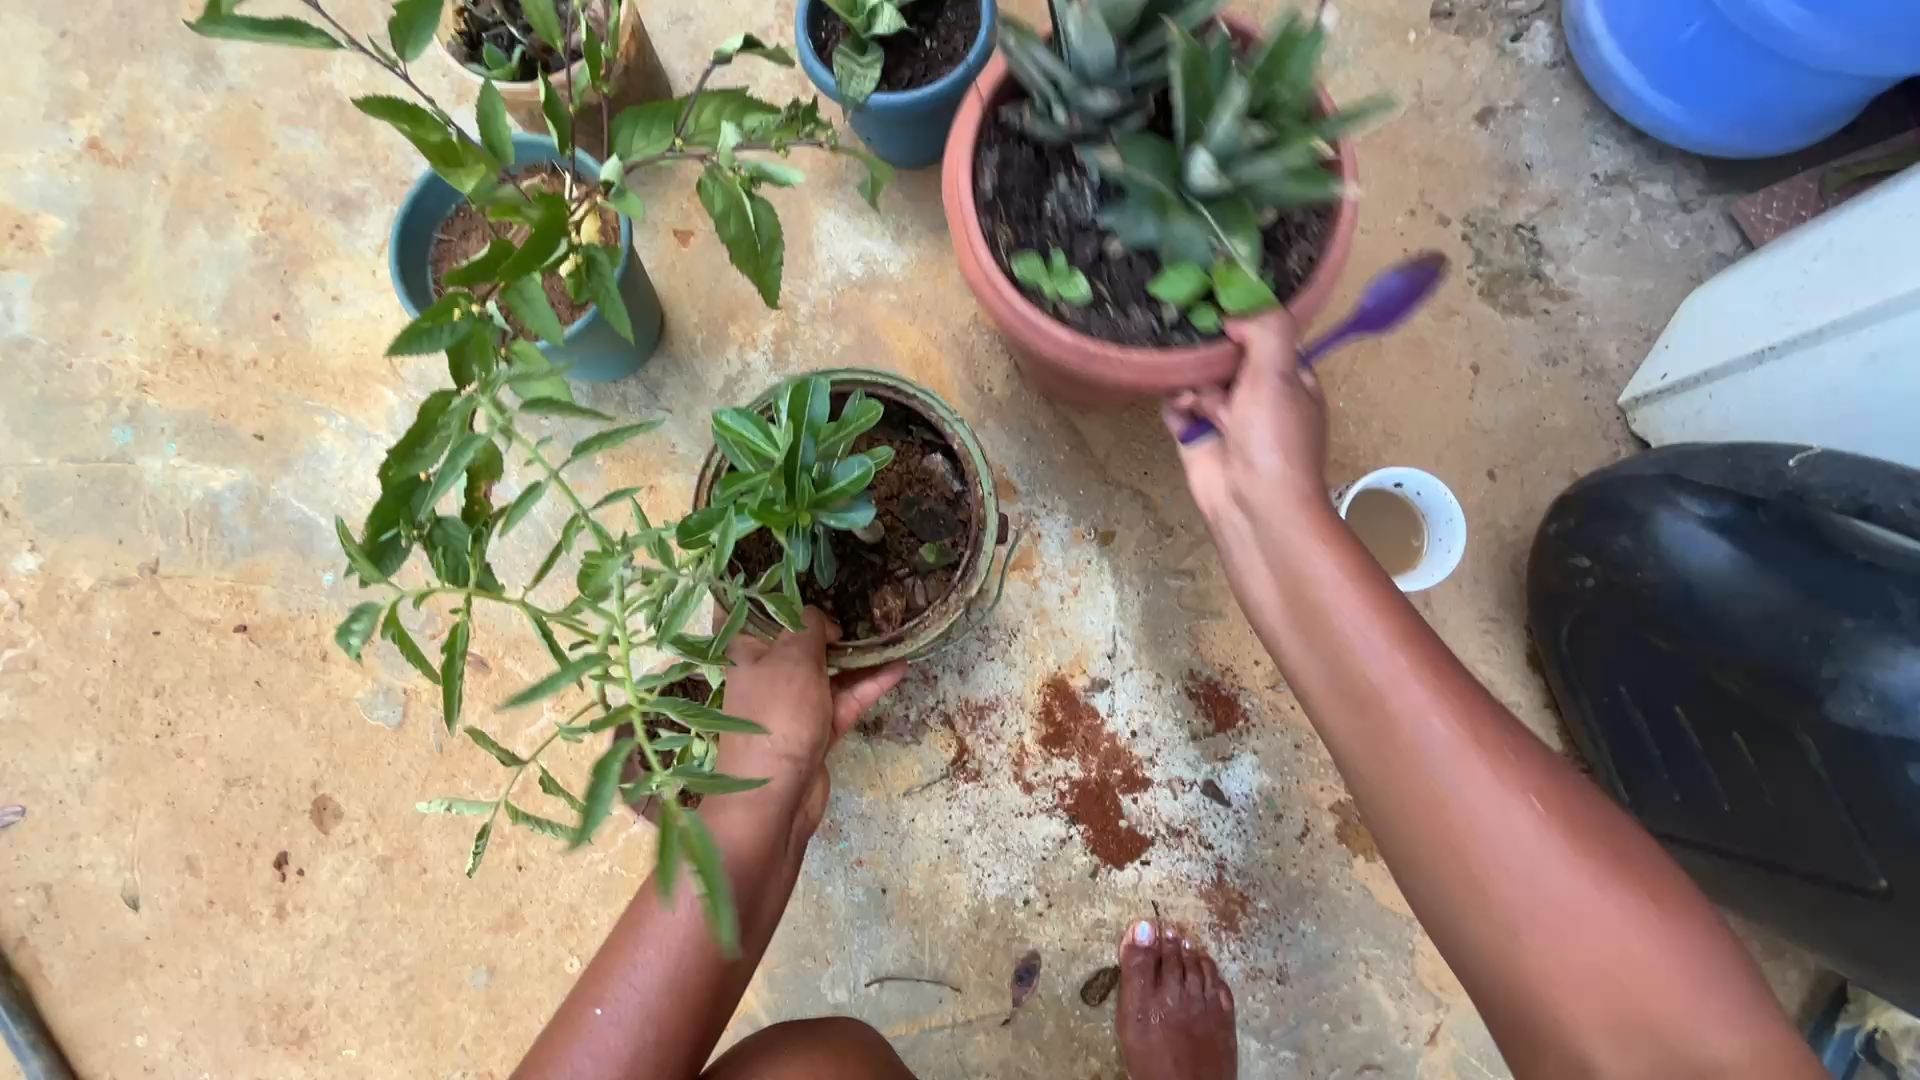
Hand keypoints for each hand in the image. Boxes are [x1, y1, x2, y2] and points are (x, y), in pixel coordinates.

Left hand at [713, 608, 906, 842]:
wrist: (775, 799)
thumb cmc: (776, 715)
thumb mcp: (793, 656)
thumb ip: (811, 626)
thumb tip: (826, 623)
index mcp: (744, 652)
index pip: (746, 611)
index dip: (765, 590)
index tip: (794, 571)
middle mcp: (766, 674)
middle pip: (796, 639)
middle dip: (824, 621)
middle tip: (858, 597)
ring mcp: (792, 704)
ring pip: (826, 670)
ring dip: (856, 654)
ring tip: (889, 631)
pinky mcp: (816, 731)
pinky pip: (845, 699)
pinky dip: (869, 684)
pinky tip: (899, 667)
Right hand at [1161, 310, 1329, 522]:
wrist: (1252, 504)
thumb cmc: (1274, 439)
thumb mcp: (1280, 374)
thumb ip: (1264, 331)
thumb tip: (1232, 314)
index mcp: (1289, 379)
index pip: (1264, 339)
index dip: (1244, 325)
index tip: (1220, 312)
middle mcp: (1257, 396)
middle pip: (1225, 357)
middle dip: (1209, 355)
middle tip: (1197, 353)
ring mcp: (1225, 418)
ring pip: (1197, 380)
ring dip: (1189, 382)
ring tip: (1191, 396)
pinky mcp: (1195, 438)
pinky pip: (1177, 409)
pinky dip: (1174, 407)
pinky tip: (1179, 412)